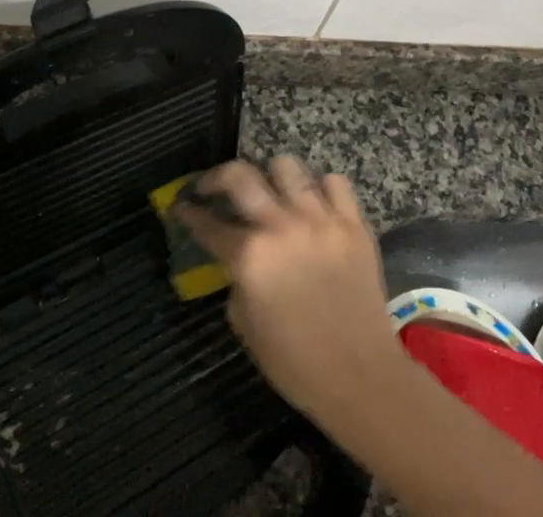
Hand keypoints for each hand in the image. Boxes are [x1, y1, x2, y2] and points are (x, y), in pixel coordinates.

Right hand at [175, 156, 407, 419]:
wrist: (361, 376)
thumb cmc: (294, 361)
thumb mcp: (243, 322)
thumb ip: (235, 279)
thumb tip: (236, 260)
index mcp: (249, 256)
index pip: (208, 223)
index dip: (188, 213)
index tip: (181, 207)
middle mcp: (282, 227)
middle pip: (239, 174)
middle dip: (216, 178)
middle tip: (212, 189)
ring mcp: (322, 221)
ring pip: (287, 167)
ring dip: (270, 176)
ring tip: (269, 192)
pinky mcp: (354, 226)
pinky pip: (336, 183)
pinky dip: (320, 187)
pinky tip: (313, 204)